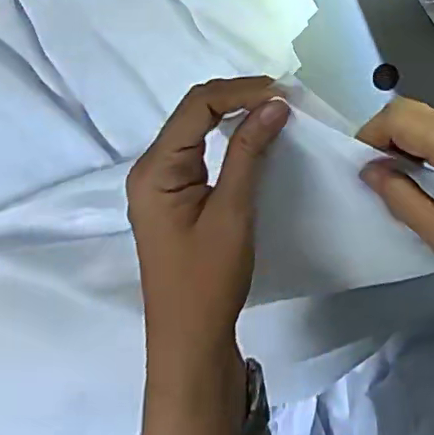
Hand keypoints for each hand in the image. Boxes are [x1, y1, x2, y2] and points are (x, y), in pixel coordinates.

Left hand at [128, 77, 289, 434]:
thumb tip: (275, 103)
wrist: (190, 343)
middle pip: (194, 110)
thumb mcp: (232, 211)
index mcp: (155, 168)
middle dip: (238, 96)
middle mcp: (151, 166)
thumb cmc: (207, 280)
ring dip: (235, 111)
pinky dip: (229, 132)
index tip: (282, 93)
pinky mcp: (175, 192)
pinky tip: (253, 132)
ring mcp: (161, 179)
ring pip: (198, 125)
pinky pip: (201, 146)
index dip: (240, 91)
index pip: (197, 106)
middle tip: (282, 98)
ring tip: (273, 108)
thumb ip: (249, 151)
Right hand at [356, 97, 433, 311]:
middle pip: (407, 109)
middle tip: (368, 173)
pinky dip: (412, 140)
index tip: (357, 168)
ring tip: (385, 176)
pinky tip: (409, 172)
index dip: (371, 136)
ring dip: (395, 136)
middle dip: (380, 134)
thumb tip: (368, 170)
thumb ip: (405, 201)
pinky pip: (432, 126)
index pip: (401, 119)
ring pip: (418, 114)